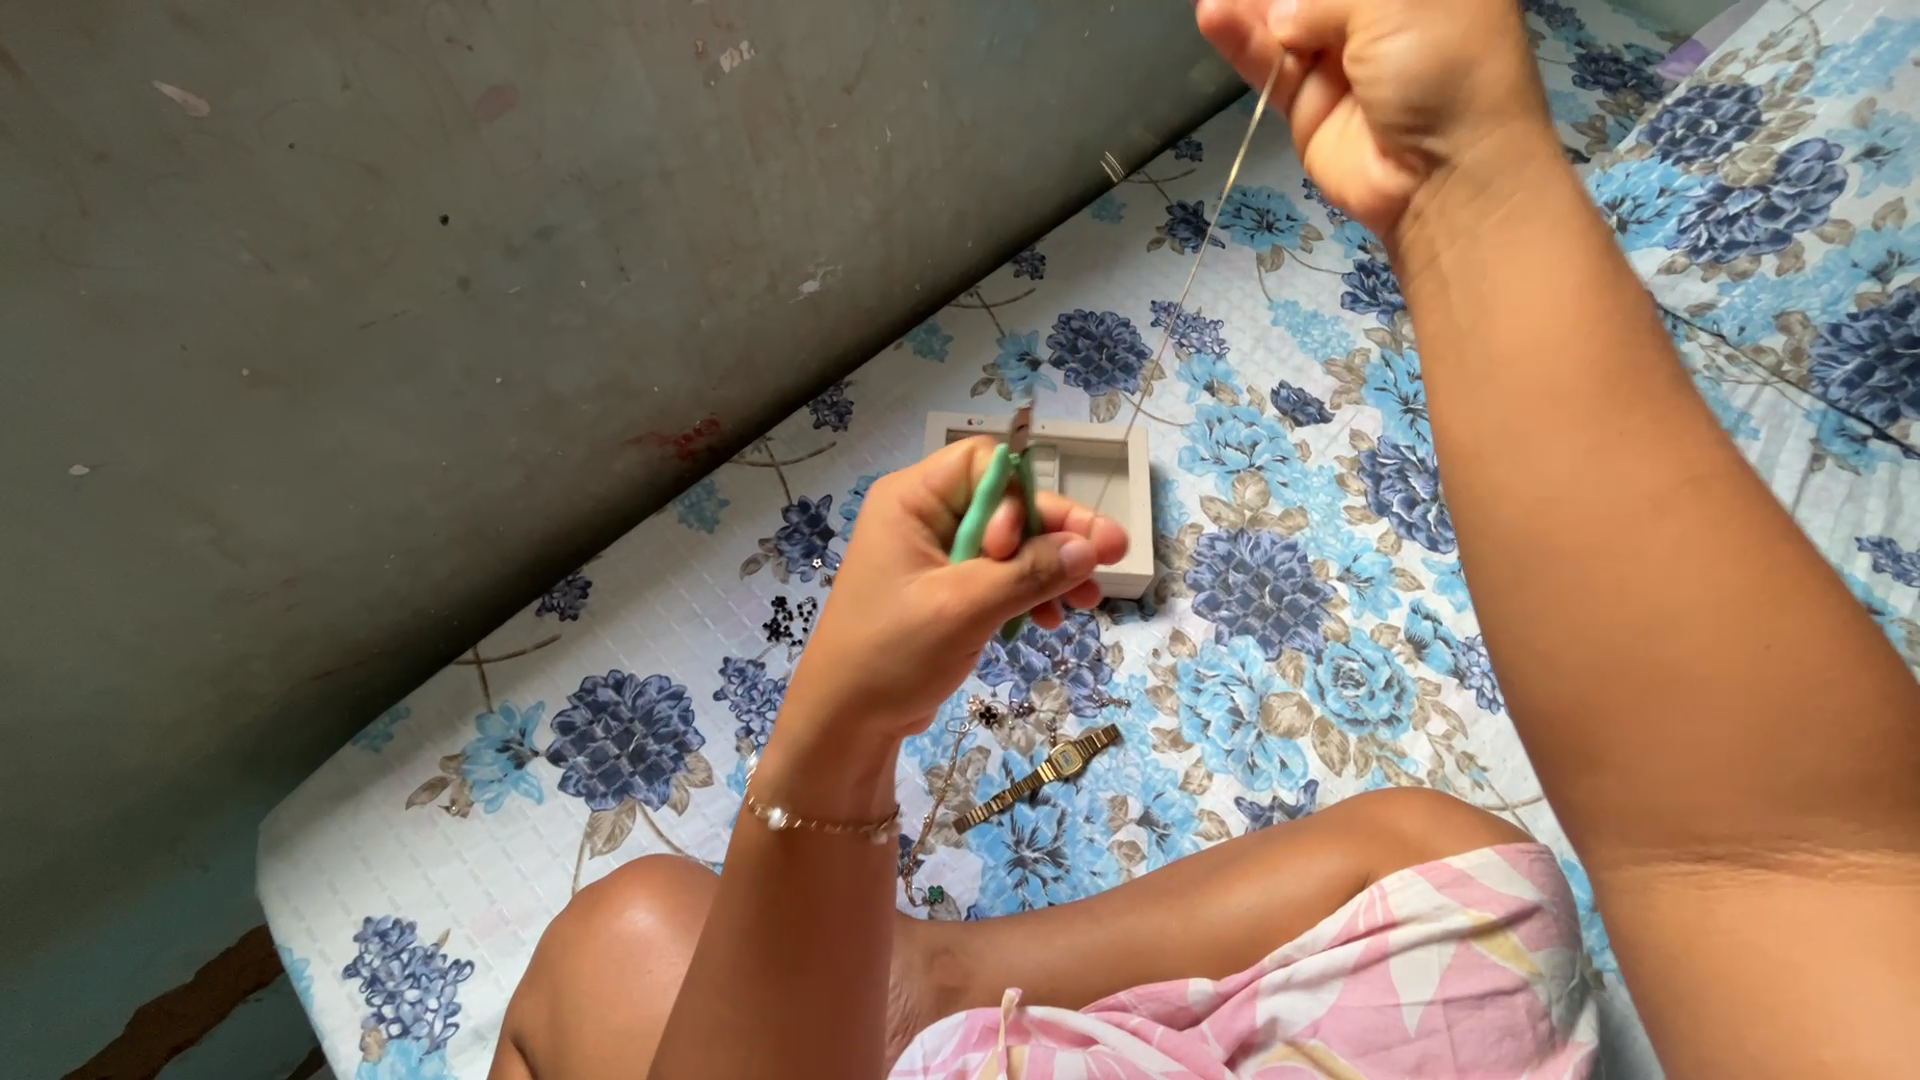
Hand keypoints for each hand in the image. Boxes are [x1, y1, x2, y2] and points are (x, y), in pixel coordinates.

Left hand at [779, 437, 1128, 740]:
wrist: (844, 721)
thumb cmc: (891, 654)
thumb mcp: (963, 608)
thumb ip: (1029, 574)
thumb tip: (1089, 548)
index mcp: (912, 500)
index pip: (985, 465)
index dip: (1022, 496)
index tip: (1038, 542)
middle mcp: (923, 517)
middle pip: (1006, 504)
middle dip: (1055, 534)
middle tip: (1111, 557)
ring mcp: (934, 556)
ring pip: (1009, 544)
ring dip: (1050, 568)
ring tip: (1088, 601)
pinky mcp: (945, 590)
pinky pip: (997, 576)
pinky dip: (1027, 593)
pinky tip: (1052, 619)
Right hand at [1196, 0, 1555, 239]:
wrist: (1439, 167)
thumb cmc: (1441, 61)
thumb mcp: (1395, 1)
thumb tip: (1281, 11)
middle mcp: (1378, 15)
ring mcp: (1338, 62)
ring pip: (1284, 24)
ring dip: (1247, 6)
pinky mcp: (1306, 107)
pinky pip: (1269, 68)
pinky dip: (1240, 42)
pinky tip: (1212, 15)